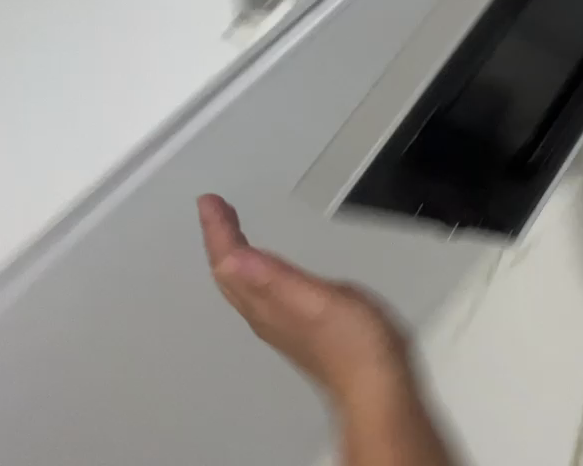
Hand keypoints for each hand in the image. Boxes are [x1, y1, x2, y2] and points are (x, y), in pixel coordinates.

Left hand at [197, 195, 412, 405]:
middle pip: (231, 273)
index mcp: (267, 304)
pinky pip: (262, 289)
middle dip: (221, 239)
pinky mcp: (300, 324)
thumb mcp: (319, 302)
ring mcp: (282, 320)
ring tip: (235, 230)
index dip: (219, 231)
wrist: (373, 380)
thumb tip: (234, 257)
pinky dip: (256, 268)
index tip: (209, 201)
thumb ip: (278, 281)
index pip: (232, 263)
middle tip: (217, 209)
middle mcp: (266, 313)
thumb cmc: (353, 338)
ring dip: (235, 253)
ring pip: (243, 283)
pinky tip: (268, 266)